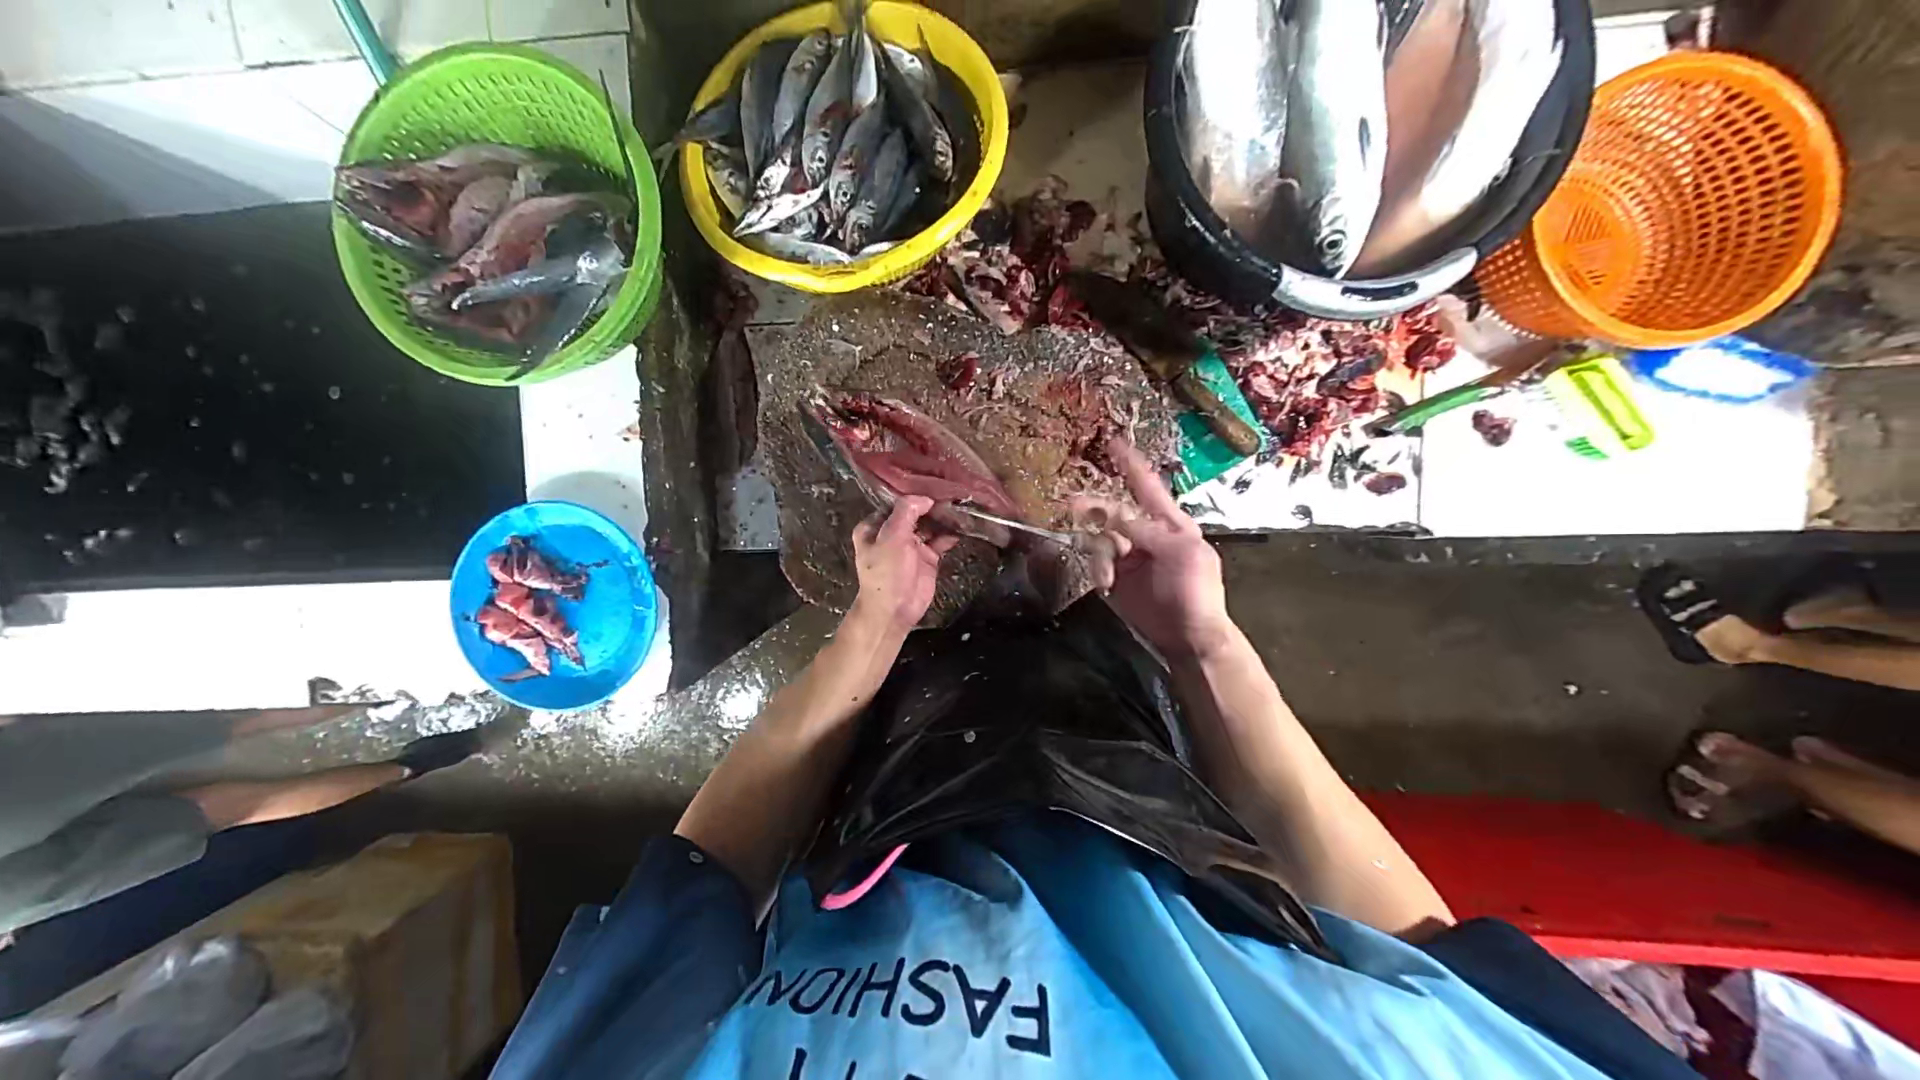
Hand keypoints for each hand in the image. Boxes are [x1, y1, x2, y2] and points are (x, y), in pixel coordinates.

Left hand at [850, 496, 957, 633]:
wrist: (894, 610)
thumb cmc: (886, 572)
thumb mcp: (891, 537)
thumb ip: (906, 512)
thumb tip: (925, 498)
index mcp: (875, 526)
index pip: (895, 503)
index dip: (913, 495)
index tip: (934, 484)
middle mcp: (893, 533)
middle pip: (915, 513)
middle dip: (931, 506)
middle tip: (952, 493)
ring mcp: (911, 546)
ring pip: (929, 526)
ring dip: (943, 519)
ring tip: (960, 507)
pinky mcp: (927, 558)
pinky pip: (940, 541)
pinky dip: (950, 535)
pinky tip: (962, 526)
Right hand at [1071, 439, 1234, 659]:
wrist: (1187, 637)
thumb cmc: (1195, 592)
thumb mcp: (1180, 554)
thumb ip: (1146, 531)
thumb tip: (1115, 517)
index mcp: (1170, 524)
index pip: (1147, 487)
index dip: (1130, 465)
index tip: (1113, 442)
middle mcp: (1146, 534)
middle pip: (1114, 512)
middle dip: (1095, 510)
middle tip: (1073, 507)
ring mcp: (1130, 556)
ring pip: (1101, 538)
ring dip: (1100, 556)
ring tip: (1107, 578)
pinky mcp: (1115, 577)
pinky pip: (1097, 562)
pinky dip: (1098, 570)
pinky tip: (1106, 585)